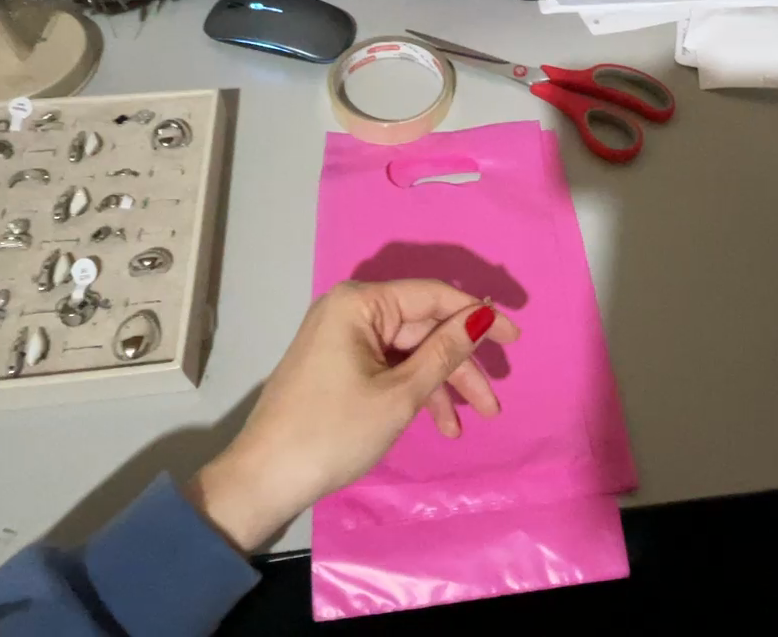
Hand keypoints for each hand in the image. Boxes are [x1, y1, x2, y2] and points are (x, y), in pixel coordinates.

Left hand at [185, 279, 519, 550]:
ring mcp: (343, 337)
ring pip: (409, 351)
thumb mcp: (400, 393)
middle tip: (493, 402)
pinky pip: (389, 366)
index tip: (515, 338)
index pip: (433, 296)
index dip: (478, 315)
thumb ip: (446, 350)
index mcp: (361, 303)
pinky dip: (414, 390)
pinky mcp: (339, 364)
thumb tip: (484, 314)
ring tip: (469, 422)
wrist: (262, 481)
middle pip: (423, 327)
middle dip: (459, 365)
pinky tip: (439, 424)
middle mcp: (352, 309)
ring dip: (440, 384)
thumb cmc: (334, 432)